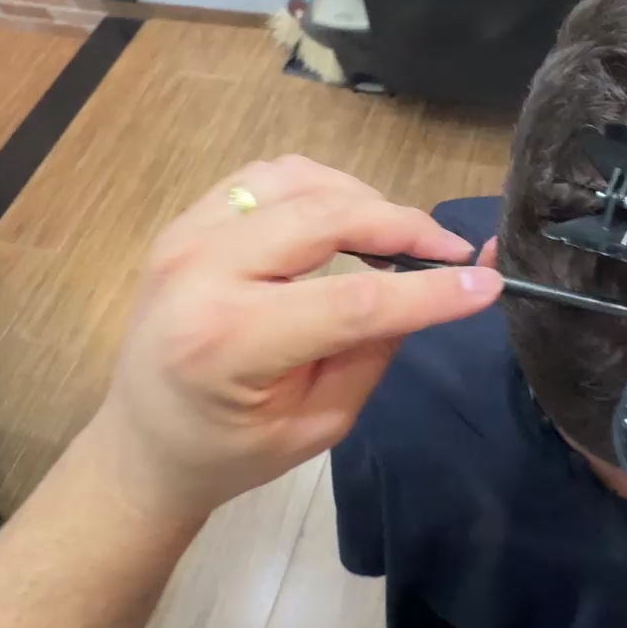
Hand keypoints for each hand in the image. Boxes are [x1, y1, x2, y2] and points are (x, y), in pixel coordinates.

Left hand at [87, 156, 502, 520]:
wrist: (142, 442)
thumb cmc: (230, 450)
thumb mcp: (318, 424)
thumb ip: (374, 350)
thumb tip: (430, 290)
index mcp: (228, 341)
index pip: (351, 300)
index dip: (428, 290)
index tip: (485, 282)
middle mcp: (200, 271)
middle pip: (326, 217)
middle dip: (403, 225)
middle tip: (448, 250)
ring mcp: (186, 234)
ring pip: (300, 180)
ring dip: (363, 200)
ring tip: (395, 236)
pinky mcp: (187, 219)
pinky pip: (270, 176)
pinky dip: (321, 188)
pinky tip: (343, 219)